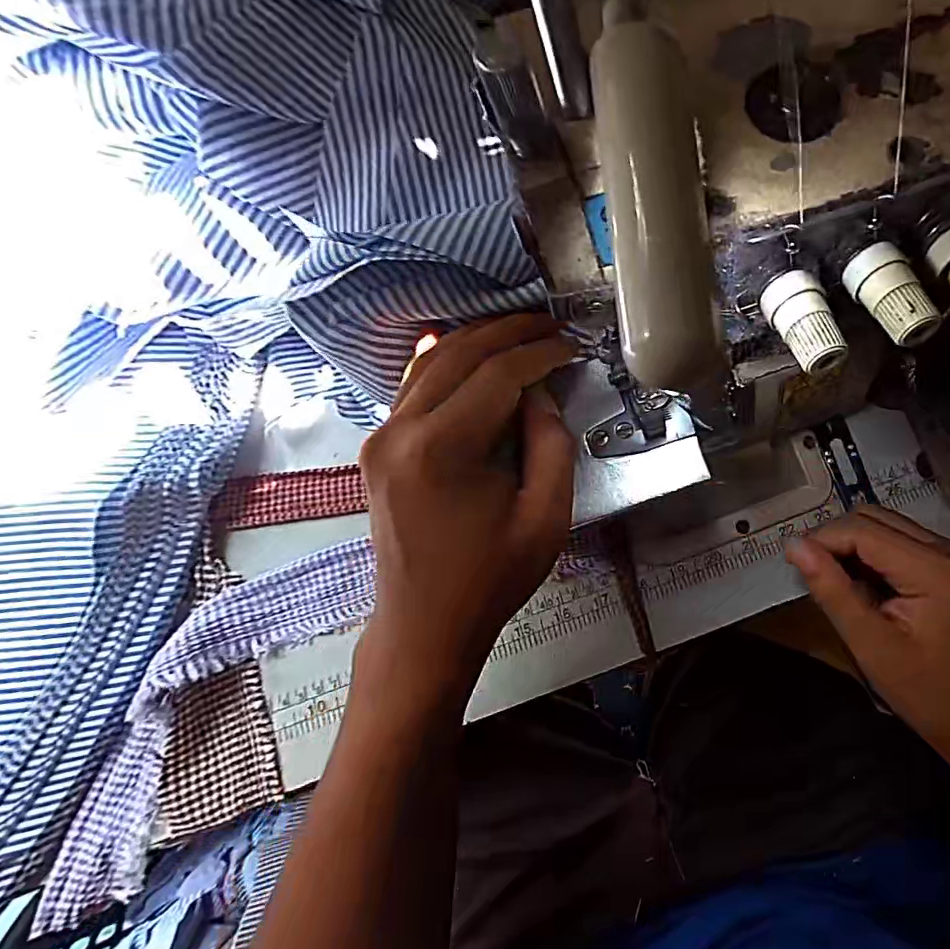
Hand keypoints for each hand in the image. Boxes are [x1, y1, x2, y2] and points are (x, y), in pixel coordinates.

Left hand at [361, 315, 577, 688]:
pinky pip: (412, 388)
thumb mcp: (545, 516)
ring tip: (519, 331)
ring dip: (476, 341)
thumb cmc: (491, 578)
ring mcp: (381, 438)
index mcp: (440, 450)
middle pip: (458, 355)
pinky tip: (460, 343)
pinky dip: (442, 361)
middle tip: (549, 324)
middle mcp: (399, 432)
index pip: (497, 375)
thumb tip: (539, 393)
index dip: (540, 353)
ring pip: (430, 364)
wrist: (425, 625)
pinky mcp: (378, 448)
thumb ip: (551, 444)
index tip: (571, 345)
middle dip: (508, 332)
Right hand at [785, 506, 949, 773]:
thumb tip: (795, 546)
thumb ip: (832, 590)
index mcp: (937, 570)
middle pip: (876, 518)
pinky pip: (903, 541)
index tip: (793, 563)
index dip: (823, 540)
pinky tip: (863, 584)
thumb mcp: (870, 644)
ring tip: (835, 580)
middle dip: (837, 538)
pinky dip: (874, 554)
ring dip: (854, 545)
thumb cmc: (926, 693)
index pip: (864, 531)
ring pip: (888, 525)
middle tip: (813, 572)